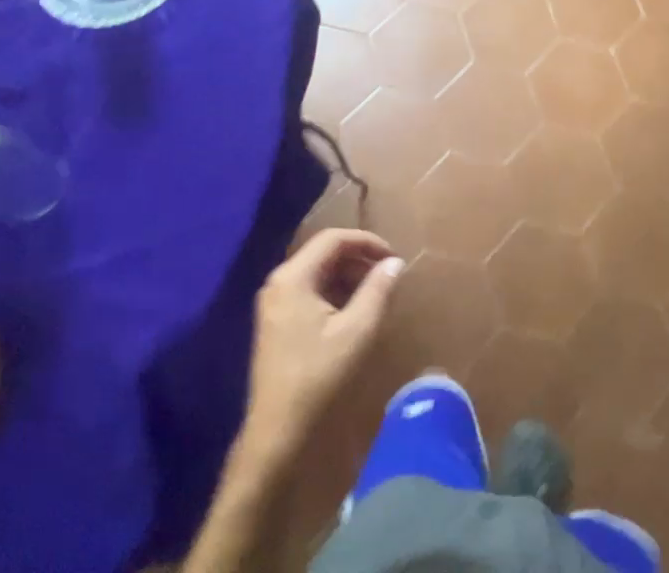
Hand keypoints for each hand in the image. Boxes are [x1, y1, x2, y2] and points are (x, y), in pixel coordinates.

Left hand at [246, 229, 403, 443]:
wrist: (279, 428)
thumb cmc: (319, 375)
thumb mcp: (357, 330)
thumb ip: (378, 290)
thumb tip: (394, 263)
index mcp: (293, 277)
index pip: (333, 239)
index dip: (367, 242)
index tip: (395, 257)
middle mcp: (278, 282)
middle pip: (323, 253)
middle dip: (359, 259)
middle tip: (389, 277)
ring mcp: (274, 303)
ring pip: (317, 273)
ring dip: (349, 277)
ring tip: (377, 294)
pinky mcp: (276, 322)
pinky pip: (309, 292)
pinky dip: (335, 293)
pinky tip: (355, 312)